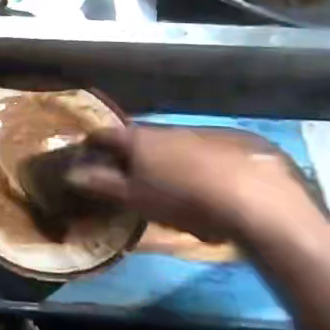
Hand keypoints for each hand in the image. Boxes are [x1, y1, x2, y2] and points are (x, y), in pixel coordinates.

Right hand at [67, 126, 324, 242]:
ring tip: (172, 185)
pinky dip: (200, 164)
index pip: (105, 134)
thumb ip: (102, 184)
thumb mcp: (136, 198)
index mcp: (140, 138)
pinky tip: (210, 186)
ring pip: (175, 144)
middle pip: (141, 138)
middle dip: (133, 154)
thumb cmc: (185, 200)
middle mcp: (169, 128)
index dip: (91, 144)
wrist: (259, 201)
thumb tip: (70, 173)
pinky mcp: (238, 142)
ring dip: (168, 159)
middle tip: (129, 178)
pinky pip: (206, 151)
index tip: (84, 156)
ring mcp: (204, 132)